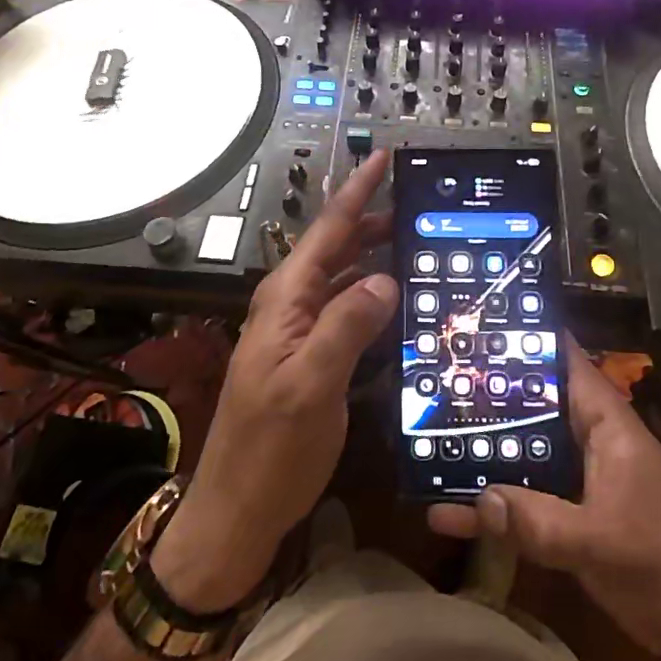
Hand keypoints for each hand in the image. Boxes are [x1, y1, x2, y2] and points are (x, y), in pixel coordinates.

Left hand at [153, 150, 397, 610]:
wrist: (239, 503)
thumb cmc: (271, 448)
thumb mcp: (311, 386)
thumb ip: (344, 328)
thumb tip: (384, 277)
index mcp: (284, 301)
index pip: (326, 232)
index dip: (357, 193)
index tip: (385, 157)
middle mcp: (287, 307)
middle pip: (333, 250)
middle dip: (371, 222)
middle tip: (420, 205)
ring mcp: (295, 334)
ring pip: (338, 281)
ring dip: (372, 259)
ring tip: (417, 244)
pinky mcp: (306, 360)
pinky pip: (341, 315)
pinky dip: (368, 300)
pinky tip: (395, 304)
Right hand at [428, 339, 660, 660]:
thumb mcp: (611, 544)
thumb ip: (544, 523)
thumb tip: (479, 499)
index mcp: (606, 427)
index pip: (563, 364)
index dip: (524, 338)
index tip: (471, 319)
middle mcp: (584, 444)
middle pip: (526, 405)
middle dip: (480, 391)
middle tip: (424, 374)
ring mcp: (570, 482)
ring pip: (513, 452)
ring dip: (473, 450)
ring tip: (417, 436)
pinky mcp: (561, 518)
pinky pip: (513, 501)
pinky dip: (483, 505)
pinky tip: (442, 513)